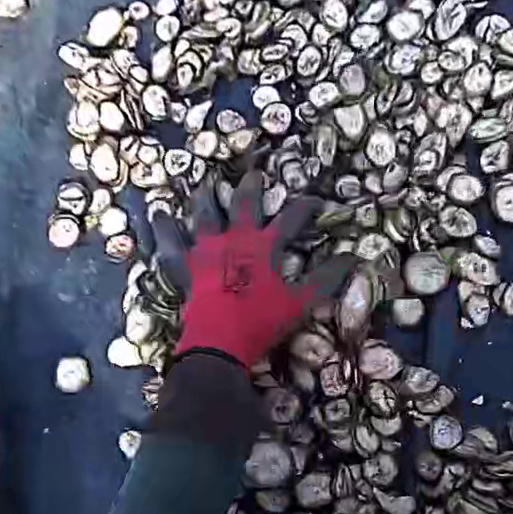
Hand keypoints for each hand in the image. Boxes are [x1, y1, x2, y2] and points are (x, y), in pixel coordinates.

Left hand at [152, 169, 353, 368]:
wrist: (219, 340)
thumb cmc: (261, 321)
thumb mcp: (300, 302)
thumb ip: (326, 278)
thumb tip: (354, 256)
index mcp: (265, 246)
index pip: (291, 218)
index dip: (306, 208)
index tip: (316, 201)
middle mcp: (235, 239)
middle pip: (244, 203)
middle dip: (252, 186)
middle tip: (255, 172)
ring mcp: (207, 251)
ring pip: (205, 214)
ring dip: (207, 197)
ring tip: (206, 182)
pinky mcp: (185, 267)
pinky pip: (171, 243)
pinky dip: (164, 229)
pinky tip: (158, 213)